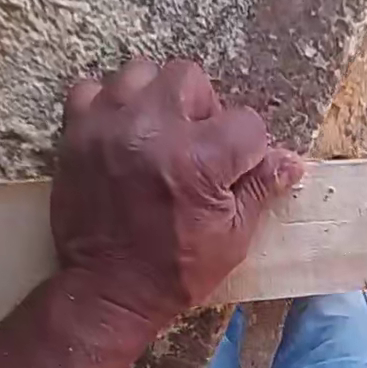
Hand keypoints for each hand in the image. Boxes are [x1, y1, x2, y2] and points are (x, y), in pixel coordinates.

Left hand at [51, 58, 303, 324]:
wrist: (108, 293)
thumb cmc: (174, 274)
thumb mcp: (232, 239)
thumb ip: (259, 190)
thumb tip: (290, 161)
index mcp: (199, 161)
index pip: (247, 123)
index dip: (248, 149)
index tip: (235, 172)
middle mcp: (153, 131)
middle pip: (191, 79)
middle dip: (202, 111)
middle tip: (195, 149)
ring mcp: (109, 128)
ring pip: (141, 74)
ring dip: (156, 101)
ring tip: (155, 140)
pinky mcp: (76, 134)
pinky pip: (94, 89)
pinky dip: (110, 107)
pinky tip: (120, 138)